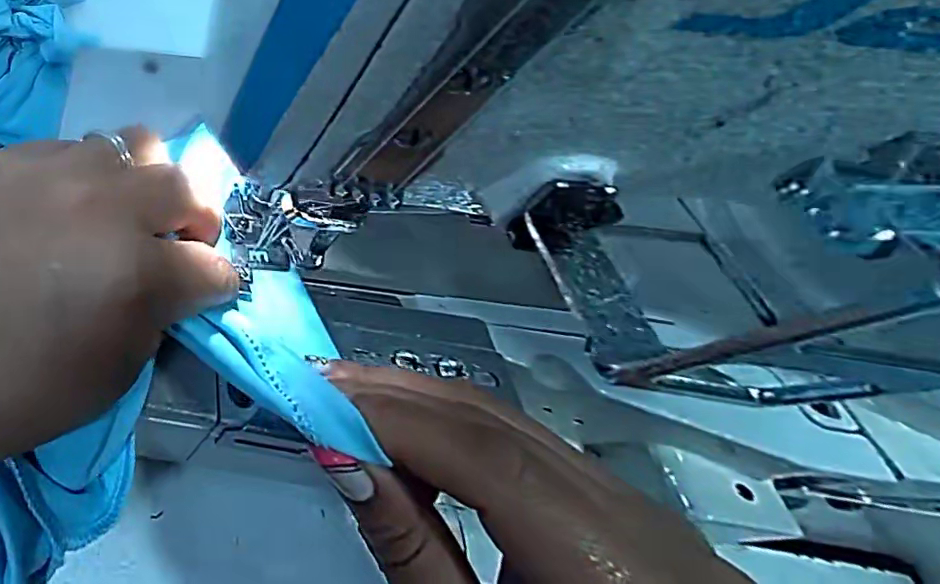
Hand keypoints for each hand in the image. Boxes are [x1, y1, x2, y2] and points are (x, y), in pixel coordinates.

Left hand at [0, 126, 237, 473]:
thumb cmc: (17, 389)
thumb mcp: (114, 374)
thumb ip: (160, 314)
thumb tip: (180, 279)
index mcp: (134, 270)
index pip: (210, 263)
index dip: (216, 279)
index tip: (209, 284)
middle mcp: (102, 204)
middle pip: (182, 184)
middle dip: (194, 216)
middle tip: (176, 238)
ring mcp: (53, 171)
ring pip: (129, 144)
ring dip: (139, 180)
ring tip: (118, 208)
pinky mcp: (11, 158)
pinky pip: (69, 149)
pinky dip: (80, 176)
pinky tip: (57, 208)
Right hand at [322, 363, 751, 583]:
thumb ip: (414, 555)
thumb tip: (345, 463)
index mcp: (606, 557)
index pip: (480, 449)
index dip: (390, 414)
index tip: (315, 397)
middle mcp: (625, 509)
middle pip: (488, 418)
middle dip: (393, 393)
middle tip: (315, 383)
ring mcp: (624, 498)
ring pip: (502, 418)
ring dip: (416, 401)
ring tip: (348, 402)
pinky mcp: (609, 498)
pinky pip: (518, 438)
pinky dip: (451, 424)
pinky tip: (410, 435)